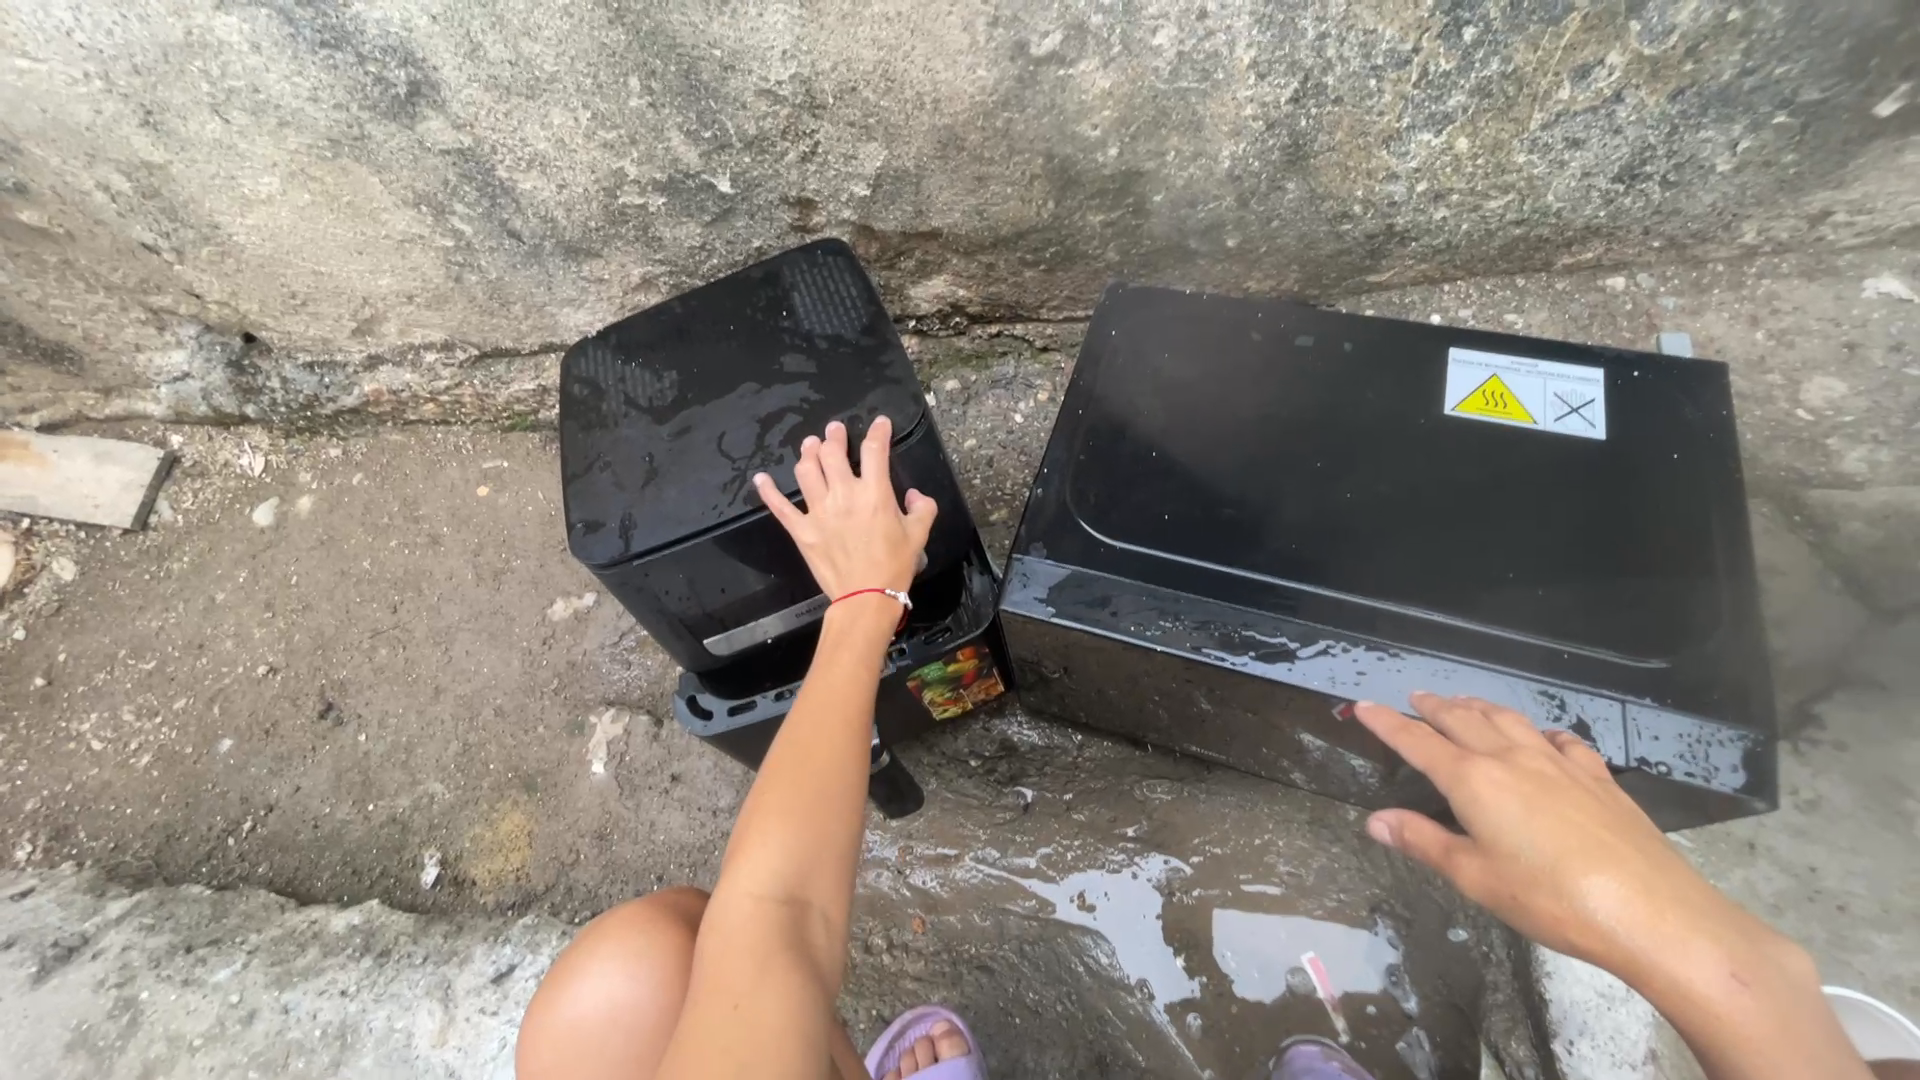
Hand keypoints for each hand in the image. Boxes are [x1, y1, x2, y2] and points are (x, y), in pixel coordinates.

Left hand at [752, 416, 936, 600]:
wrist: (867, 596)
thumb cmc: (895, 565)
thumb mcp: (919, 534)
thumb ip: (922, 508)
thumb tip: (914, 494)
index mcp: (875, 493)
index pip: (874, 451)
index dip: (878, 432)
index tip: (880, 423)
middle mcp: (844, 495)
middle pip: (832, 454)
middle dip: (834, 436)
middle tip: (834, 430)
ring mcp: (819, 511)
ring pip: (806, 471)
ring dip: (808, 453)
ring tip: (809, 445)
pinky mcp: (802, 530)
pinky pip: (780, 507)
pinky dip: (768, 491)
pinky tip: (761, 478)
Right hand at [1353, 694, 1764, 983]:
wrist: (1657, 916)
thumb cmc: (1552, 899)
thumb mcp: (1474, 877)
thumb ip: (1422, 842)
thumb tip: (1373, 820)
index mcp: (1472, 780)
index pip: (1416, 741)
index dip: (1386, 722)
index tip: (1362, 705)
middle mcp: (1510, 760)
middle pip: (1462, 719)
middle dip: (1433, 706)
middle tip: (1415, 696)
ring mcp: (1559, 766)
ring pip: (1509, 720)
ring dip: (1480, 707)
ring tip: (1464, 702)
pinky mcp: (1599, 781)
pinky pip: (1563, 742)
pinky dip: (1542, 731)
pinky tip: (1545, 737)